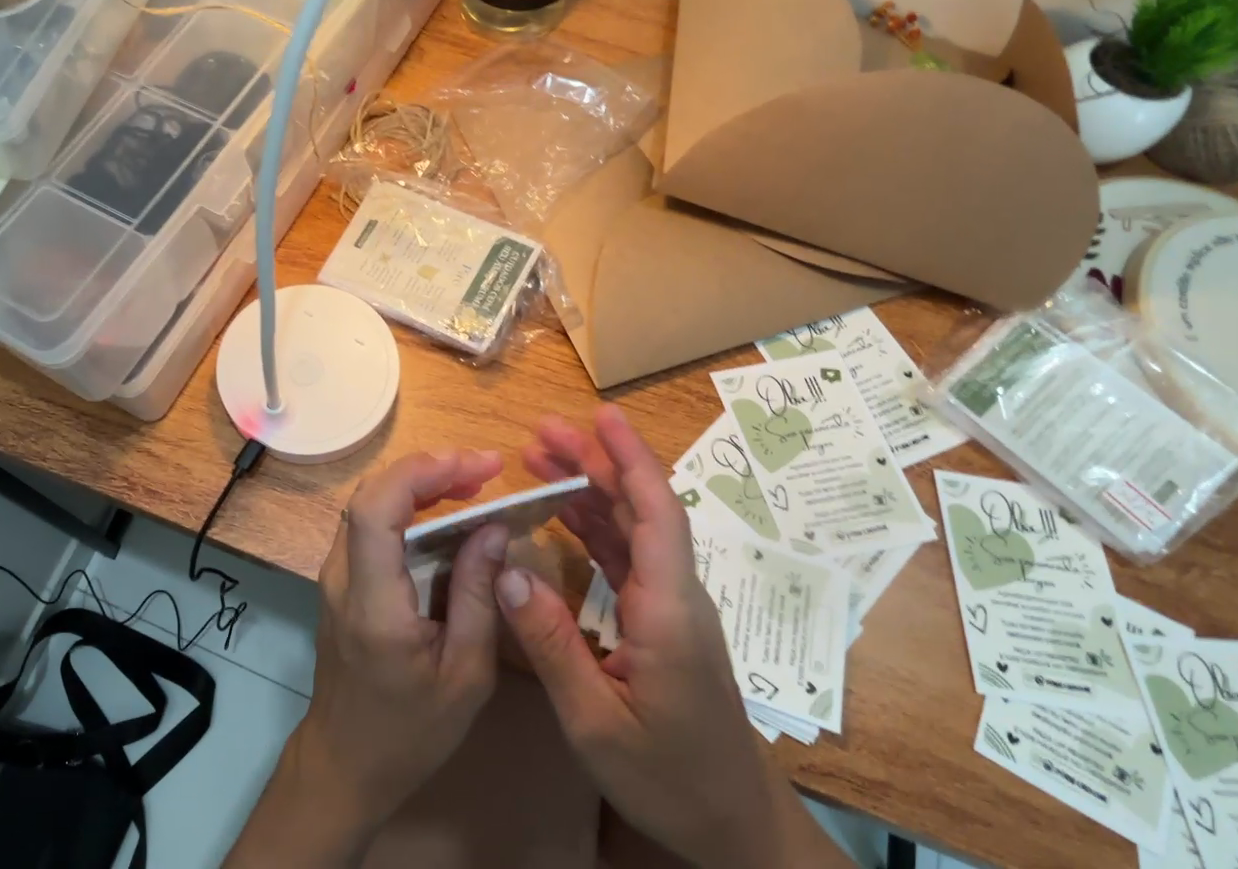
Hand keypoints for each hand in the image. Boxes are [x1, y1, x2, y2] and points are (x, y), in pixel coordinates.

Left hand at [225, 449, 507, 867]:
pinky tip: (447, 517)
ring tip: (474, 485)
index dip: (422, 474)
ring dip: (418, 486)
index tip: (477, 466)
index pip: (376, 510)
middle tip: (486, 470)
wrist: (346, 761)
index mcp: (372, 603)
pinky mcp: (340, 582)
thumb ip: (478, 596)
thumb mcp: (466, 674)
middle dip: (429, 471)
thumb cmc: (412, 730)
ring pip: (368, 506)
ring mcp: (334, 578)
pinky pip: (369, 528)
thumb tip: (494, 529)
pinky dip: (407, 509)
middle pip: (370, 497)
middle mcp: (341, 578)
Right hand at [498, 406, 849, 868]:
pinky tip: (561, 515)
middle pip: (640, 509)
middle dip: (595, 462)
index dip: (630, 460)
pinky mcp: (660, 624)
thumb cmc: (668, 778)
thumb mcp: (595, 721)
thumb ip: (552, 645)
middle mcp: (675, 597)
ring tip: (539, 459)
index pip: (655, 514)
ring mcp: (670, 609)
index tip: (601, 416)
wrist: (732, 822)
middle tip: (539, 432)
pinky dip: (592, 528)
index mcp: (667, 611)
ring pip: (632, 529)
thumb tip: (505, 572)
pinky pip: (626, 559)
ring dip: (590, 489)